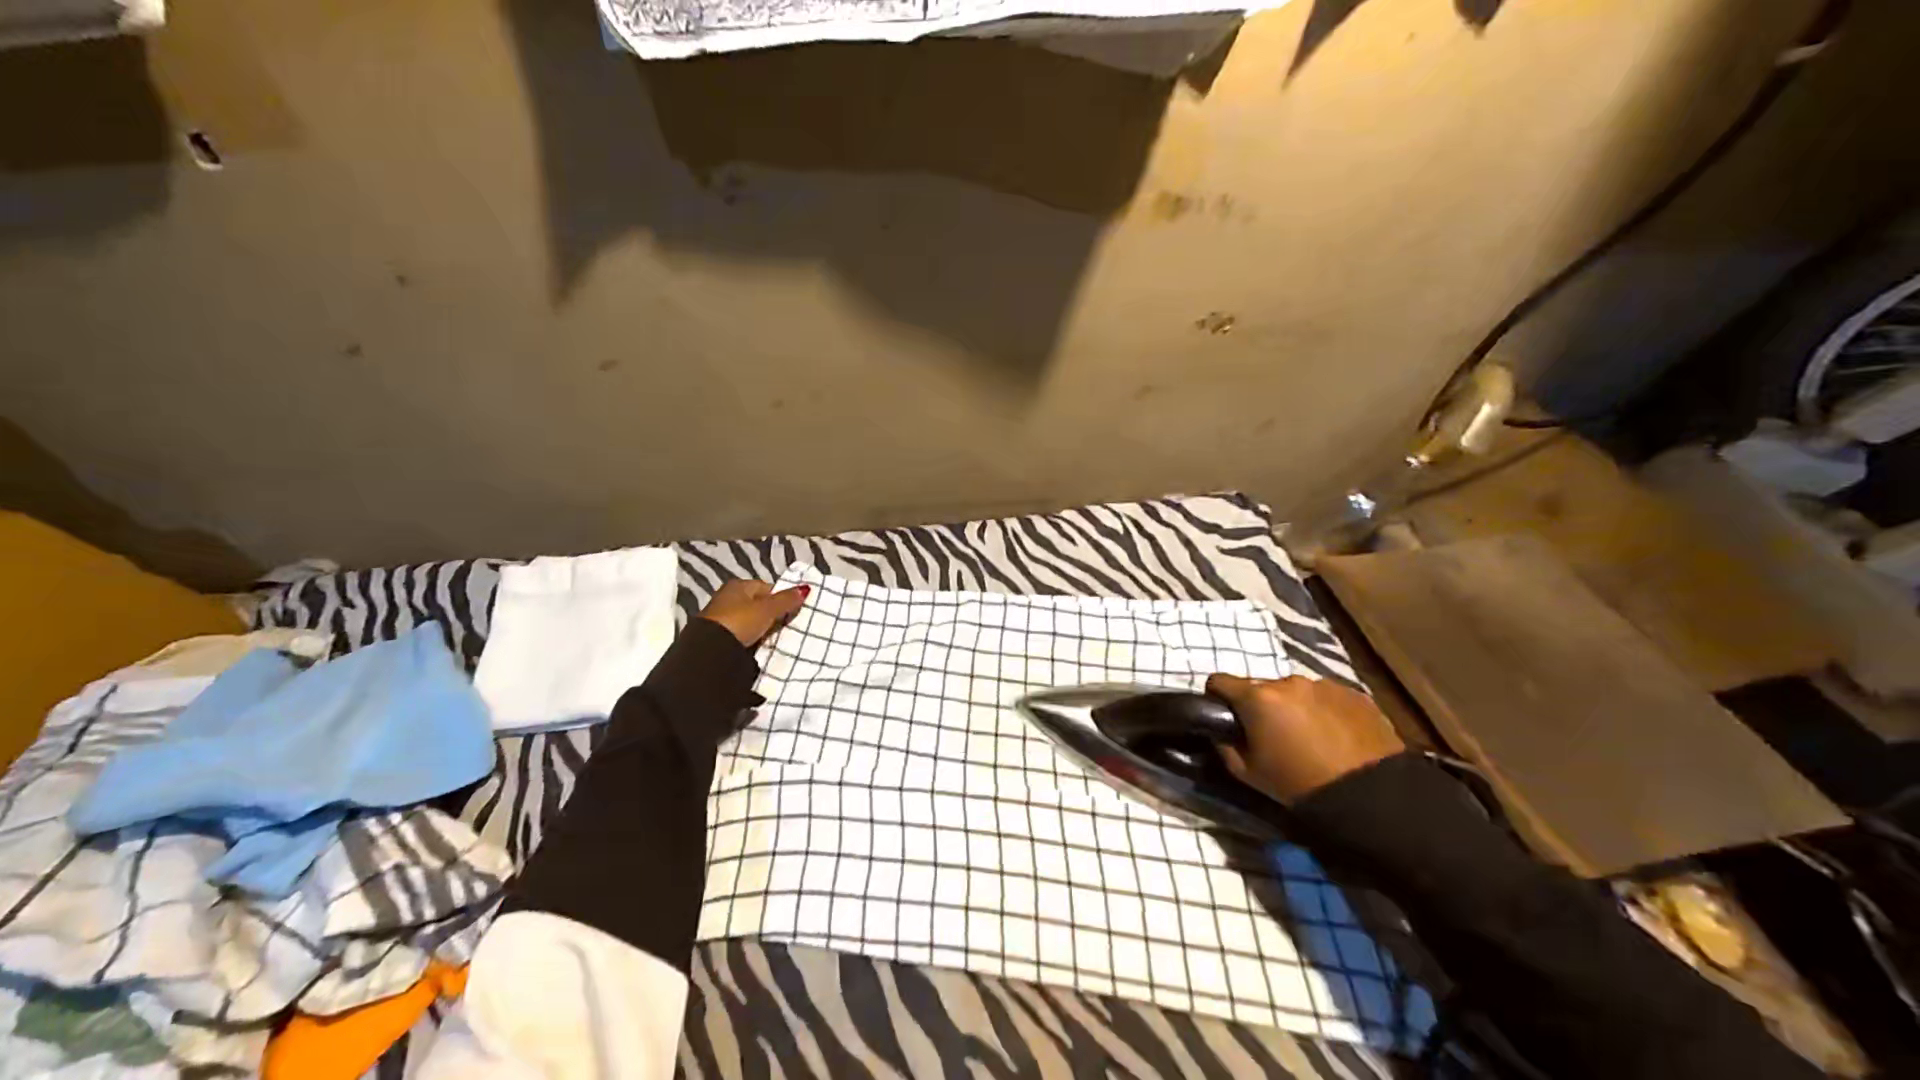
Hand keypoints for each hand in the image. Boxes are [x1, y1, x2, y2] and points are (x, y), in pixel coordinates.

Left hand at [698, 580, 808, 646]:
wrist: (710, 650)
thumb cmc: (740, 621)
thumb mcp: (767, 609)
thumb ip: (786, 600)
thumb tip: (805, 588)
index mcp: (738, 585)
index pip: (766, 587)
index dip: (780, 598)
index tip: (792, 611)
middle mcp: (727, 596)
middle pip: (757, 604)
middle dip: (771, 614)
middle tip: (786, 626)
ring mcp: (721, 616)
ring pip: (749, 620)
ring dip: (760, 628)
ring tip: (774, 638)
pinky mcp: (717, 635)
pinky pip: (741, 633)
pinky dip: (750, 638)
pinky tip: (758, 645)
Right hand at [1207, 673, 1404, 803]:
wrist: (1371, 795)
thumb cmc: (1299, 783)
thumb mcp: (1248, 774)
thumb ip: (1225, 747)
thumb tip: (1220, 733)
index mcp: (1258, 697)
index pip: (1220, 681)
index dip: (1217, 697)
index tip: (1227, 716)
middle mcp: (1288, 681)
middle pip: (1261, 687)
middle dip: (1261, 705)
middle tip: (1272, 734)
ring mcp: (1324, 684)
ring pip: (1295, 691)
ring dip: (1294, 707)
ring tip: (1309, 737)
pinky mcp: (1354, 694)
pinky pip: (1327, 697)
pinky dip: (1324, 711)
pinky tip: (1336, 736)